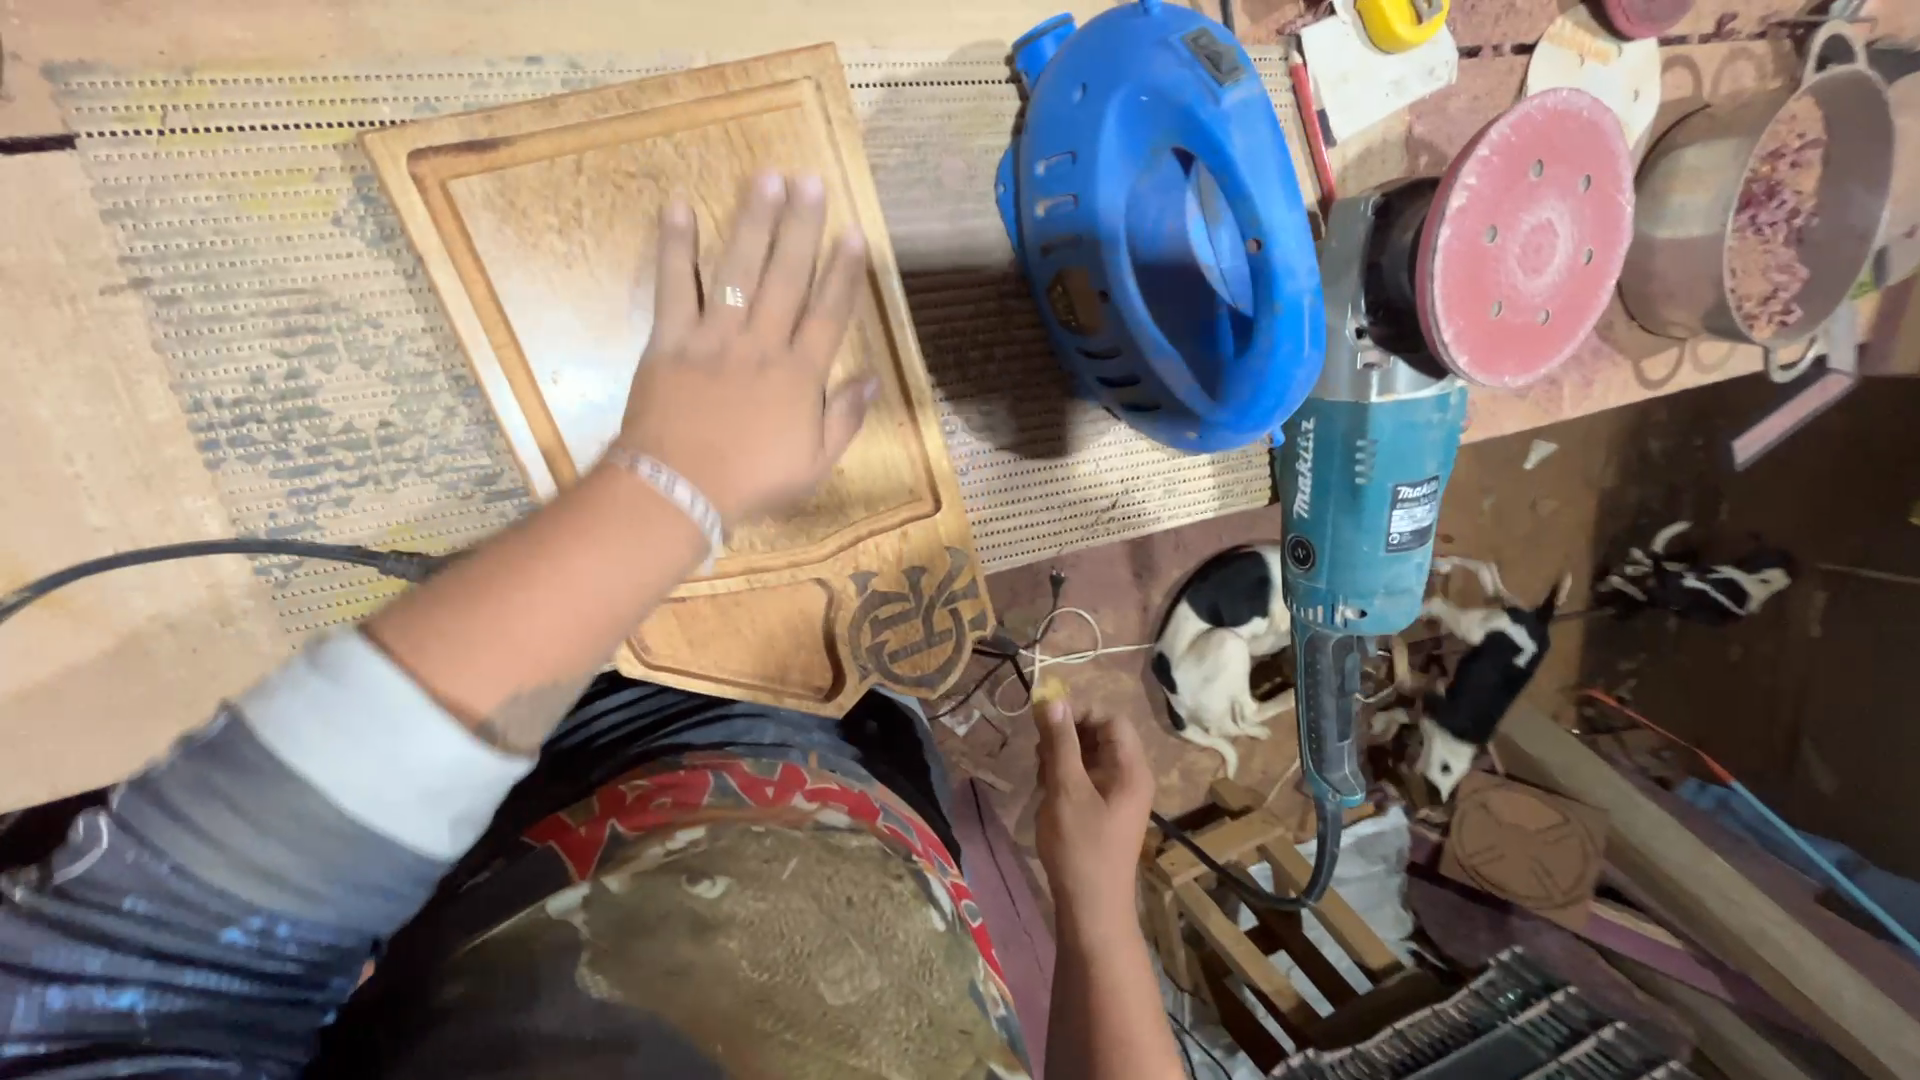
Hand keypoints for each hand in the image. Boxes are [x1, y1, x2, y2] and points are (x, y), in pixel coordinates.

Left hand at [613, 172, 877, 525]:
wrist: (679, 490)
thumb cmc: (753, 482)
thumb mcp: (815, 464)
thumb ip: (844, 419)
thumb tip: (870, 378)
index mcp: (799, 375)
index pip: (829, 314)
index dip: (844, 273)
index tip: (854, 234)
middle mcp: (761, 345)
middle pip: (786, 278)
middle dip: (801, 228)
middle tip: (810, 182)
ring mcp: (713, 338)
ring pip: (737, 271)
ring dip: (753, 223)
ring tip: (767, 179)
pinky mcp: (670, 340)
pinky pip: (673, 287)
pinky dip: (675, 247)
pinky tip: (680, 208)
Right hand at [1034, 696, 1155, 926]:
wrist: (1091, 908)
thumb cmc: (1080, 846)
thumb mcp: (1066, 789)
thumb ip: (1060, 742)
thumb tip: (1053, 700)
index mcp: (1131, 768)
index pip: (1110, 720)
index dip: (1079, 715)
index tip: (1047, 726)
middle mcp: (1131, 777)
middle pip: (1100, 736)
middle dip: (1067, 737)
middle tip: (1040, 755)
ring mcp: (1119, 796)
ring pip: (1090, 756)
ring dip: (1063, 757)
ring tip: (1043, 778)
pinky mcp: (1106, 811)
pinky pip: (1087, 778)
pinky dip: (1066, 777)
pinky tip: (1048, 794)